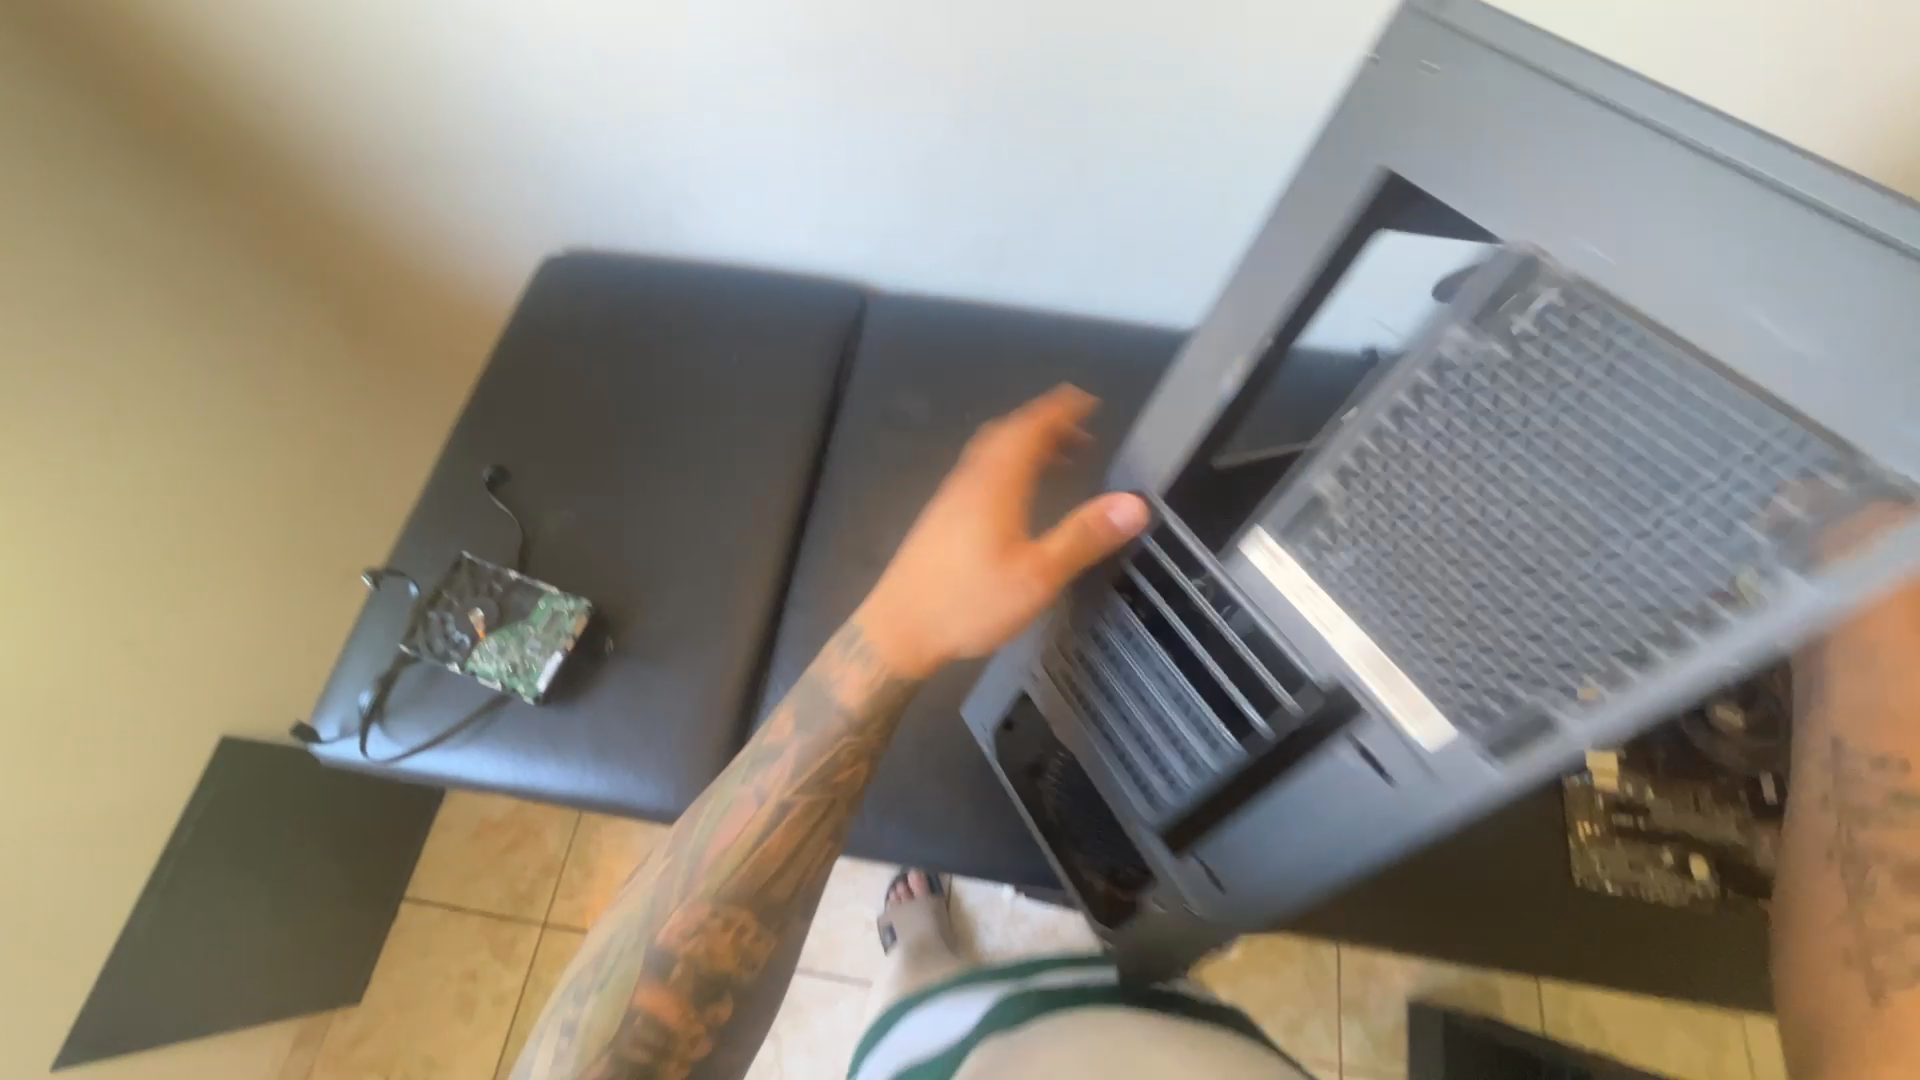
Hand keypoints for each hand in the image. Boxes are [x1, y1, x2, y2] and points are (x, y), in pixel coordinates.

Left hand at [854, 384, 1151, 678]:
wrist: (898, 629)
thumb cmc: (969, 603)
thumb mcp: (1037, 576)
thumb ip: (1083, 537)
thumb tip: (1135, 504)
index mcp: (995, 484)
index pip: (1030, 428)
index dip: (1060, 409)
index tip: (1087, 400)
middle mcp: (970, 480)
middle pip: (1008, 433)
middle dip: (1046, 423)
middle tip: (1081, 431)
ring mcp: (950, 497)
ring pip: (990, 451)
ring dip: (1025, 443)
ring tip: (1058, 457)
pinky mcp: (940, 517)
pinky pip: (979, 471)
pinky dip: (1007, 464)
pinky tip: (1016, 493)